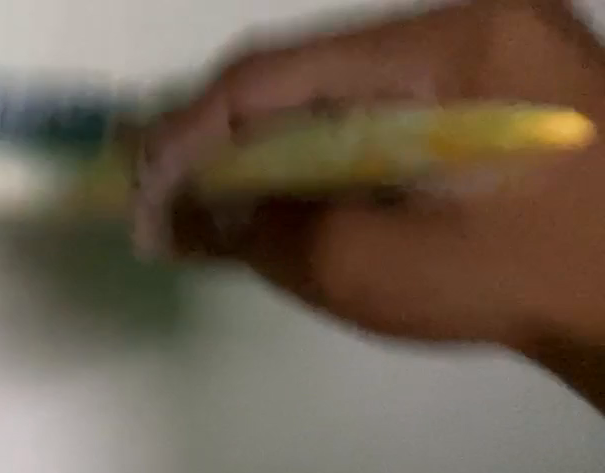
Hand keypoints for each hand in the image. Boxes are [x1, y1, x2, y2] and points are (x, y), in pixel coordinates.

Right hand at [136, 0, 604, 356]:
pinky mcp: (464, 92)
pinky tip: (242, 198)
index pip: (268, 74)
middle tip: (146, 205)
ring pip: (308, 95)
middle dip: (200, 144)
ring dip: (236, 153)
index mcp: (446, 48)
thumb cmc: (504, 275)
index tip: (136, 198)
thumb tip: (182, 216)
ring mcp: (467, 56)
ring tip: (180, 209)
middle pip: (285, 76)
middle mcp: (457, 28)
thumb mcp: (355, 262)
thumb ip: (255, 229)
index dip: (181, 137)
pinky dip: (283, 158)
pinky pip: (346, 112)